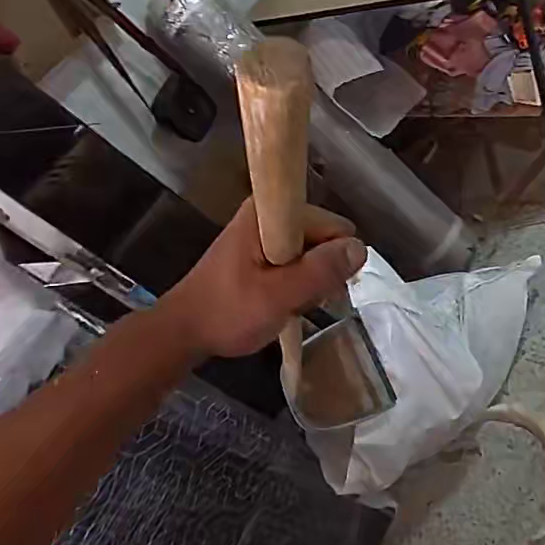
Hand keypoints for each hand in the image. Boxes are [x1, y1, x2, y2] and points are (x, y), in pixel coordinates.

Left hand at [157, 197, 366, 359]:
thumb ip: (320, 271)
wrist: (183, 332)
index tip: (314, 289)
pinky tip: (284, 303)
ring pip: (316, 254)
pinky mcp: (263, 250)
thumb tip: (361, 249)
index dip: (334, 260)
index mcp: (271, 212)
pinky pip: (300, 262)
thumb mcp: (278, 296)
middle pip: (326, 239)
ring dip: (310, 283)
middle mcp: (271, 213)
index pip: (334, 227)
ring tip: (287, 304)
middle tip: (297, 301)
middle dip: (321, 273)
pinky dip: (299, 284)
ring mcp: (267, 232)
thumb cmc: (228, 313)